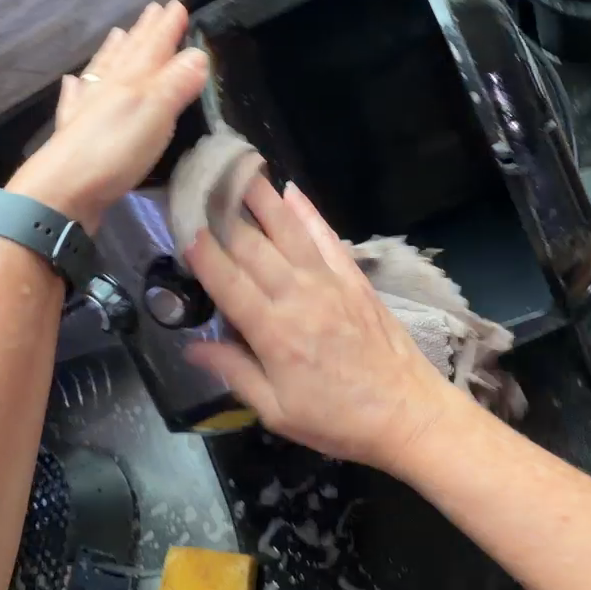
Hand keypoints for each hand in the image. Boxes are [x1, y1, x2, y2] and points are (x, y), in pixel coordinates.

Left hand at [8, 1, 207, 230]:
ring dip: (113, 53)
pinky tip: (73, 82)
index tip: (176, 6)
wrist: (61, 191)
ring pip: (103, 72)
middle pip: (128, 55)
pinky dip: (77, 87)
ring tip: (118, 35)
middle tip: (152, 10)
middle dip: (143, 34)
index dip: (166, 29)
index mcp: (130, 81)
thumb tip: (198, 54)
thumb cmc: (113, 151)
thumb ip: (175, 84)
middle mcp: (106, 88)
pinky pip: (75, 99)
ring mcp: (86, 110)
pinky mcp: (73, 135)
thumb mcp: (154, 114)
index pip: (153, 48)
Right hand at [182, 180, 469, 469]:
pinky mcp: (354, 278)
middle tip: (201, 184)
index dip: (202, 253)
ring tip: (240, 168)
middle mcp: (298, 296)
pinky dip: (308, 212)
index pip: (228, 282)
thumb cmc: (338, 420)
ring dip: (262, 199)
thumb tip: (193, 347)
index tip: (182, 226)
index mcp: (273, 332)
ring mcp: (329, 282)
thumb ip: (234, 373)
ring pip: (288, 231)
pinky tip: (292, 191)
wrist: (408, 414)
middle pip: (253, 247)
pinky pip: (326, 237)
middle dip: (223, 214)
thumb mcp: (277, 412)